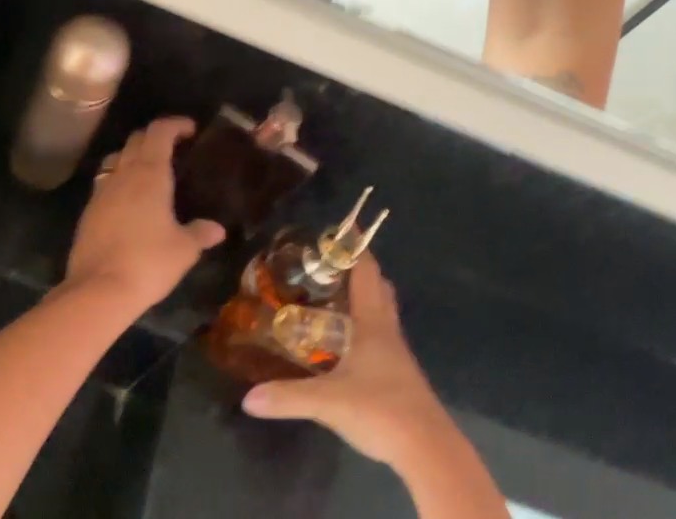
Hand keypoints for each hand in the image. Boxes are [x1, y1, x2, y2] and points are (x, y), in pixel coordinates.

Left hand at [63, 117, 225, 311]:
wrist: (99, 289)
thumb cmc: (149, 261)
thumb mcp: (184, 249)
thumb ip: (201, 233)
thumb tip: (217, 229)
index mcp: (149, 173)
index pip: (159, 132)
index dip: (175, 125)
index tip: (191, 131)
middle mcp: (123, 174)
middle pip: (136, 140)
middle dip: (155, 138)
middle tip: (174, 151)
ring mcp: (101, 192)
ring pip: (116, 159)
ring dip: (133, 157)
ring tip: (150, 175)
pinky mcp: (88, 212)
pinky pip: (105, 184)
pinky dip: (119, 182)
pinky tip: (130, 204)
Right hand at [240, 257, 455, 468]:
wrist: (428, 449)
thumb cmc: (381, 410)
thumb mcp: (328, 403)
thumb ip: (288, 397)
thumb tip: (248, 398)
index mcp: (372, 323)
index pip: (366, 273)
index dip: (354, 248)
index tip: (340, 227)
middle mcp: (387, 331)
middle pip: (378, 287)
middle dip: (358, 269)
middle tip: (328, 263)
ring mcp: (397, 354)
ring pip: (382, 312)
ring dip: (363, 297)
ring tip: (332, 296)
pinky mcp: (399, 375)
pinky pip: (380, 336)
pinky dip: (364, 326)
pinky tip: (345, 342)